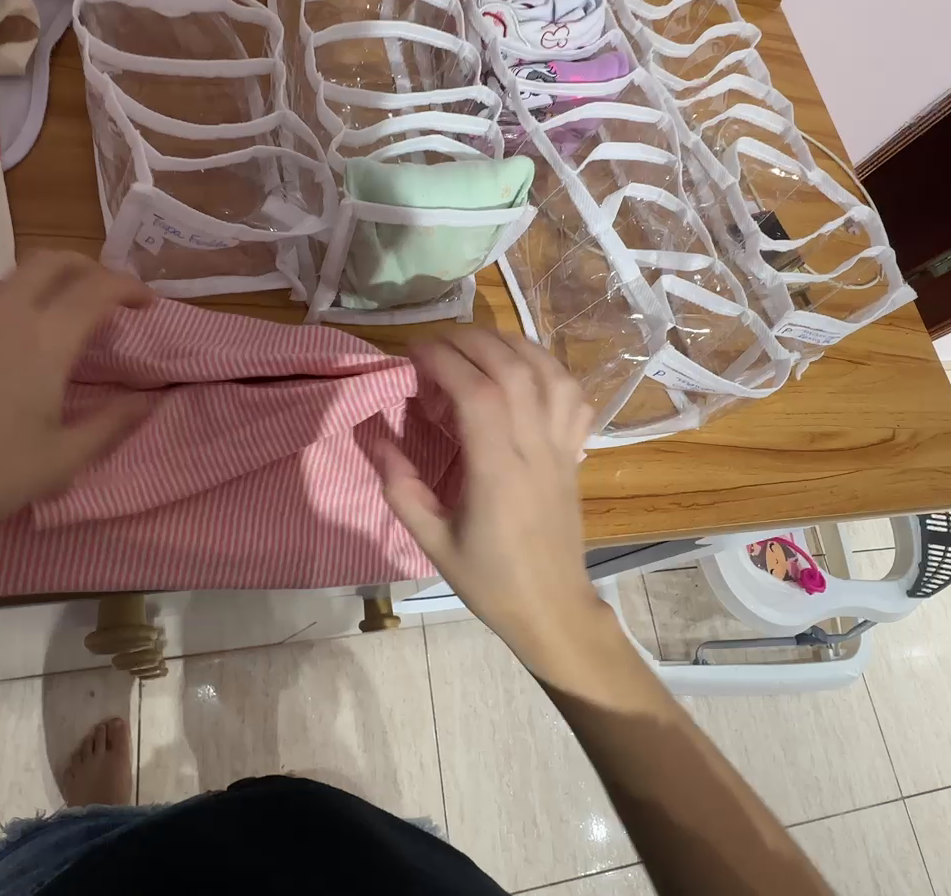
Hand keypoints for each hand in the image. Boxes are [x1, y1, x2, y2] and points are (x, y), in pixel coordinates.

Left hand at [0, 252, 153, 594]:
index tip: (148, 304)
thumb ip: (114, 423)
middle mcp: (1, 314)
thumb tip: (150, 400)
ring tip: (55, 318)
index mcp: (45, 338)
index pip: (98, 287)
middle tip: (107, 294)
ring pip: (7, 277)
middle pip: (51, 261)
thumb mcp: (64, 458)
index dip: (130, 286)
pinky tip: (1, 350)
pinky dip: (4, 307)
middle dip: (88, 267)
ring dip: (43, 284)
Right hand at [374, 331, 610, 672]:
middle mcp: (535, 450)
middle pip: (513, 370)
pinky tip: (526, 369)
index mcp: (497, 473)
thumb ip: (400, 487)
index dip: (445, 360)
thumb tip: (374, 436)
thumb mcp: (432, 543)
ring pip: (549, 374)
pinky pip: (574, 398)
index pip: (477, 393)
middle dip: (473, 340)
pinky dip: (551, 369)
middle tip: (438, 340)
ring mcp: (562, 449)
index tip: (414, 352)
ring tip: (479, 343)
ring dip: (514, 344)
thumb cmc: (489, 581)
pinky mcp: (576, 454)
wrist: (552, 609)